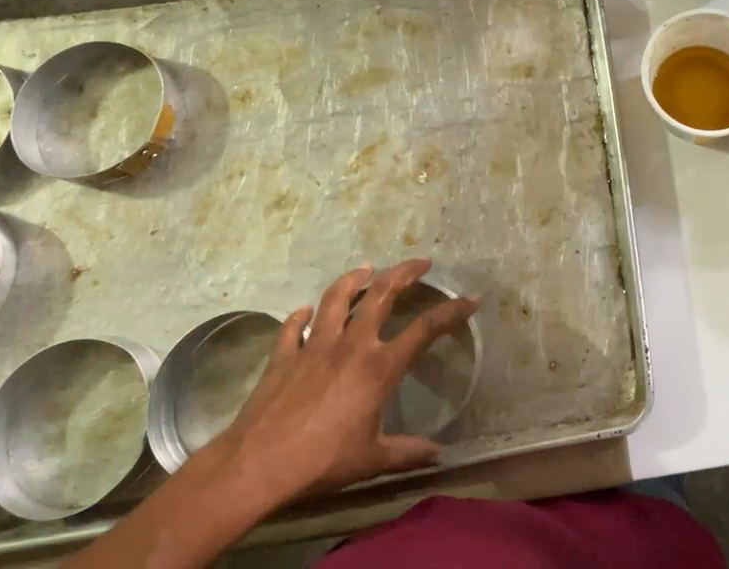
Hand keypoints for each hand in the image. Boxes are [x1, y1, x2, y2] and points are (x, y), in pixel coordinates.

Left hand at [205, 260, 479, 511]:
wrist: (257, 465)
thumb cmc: (322, 462)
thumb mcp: (373, 461)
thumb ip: (407, 452)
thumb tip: (439, 454)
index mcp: (379, 367)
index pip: (425, 329)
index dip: (452, 311)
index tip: (470, 298)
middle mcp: (351, 346)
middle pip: (381, 295)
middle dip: (404, 273)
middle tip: (420, 262)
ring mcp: (314, 346)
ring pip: (337, 298)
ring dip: (354, 278)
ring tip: (366, 267)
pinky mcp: (283, 356)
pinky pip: (293, 327)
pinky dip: (301, 315)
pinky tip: (305, 311)